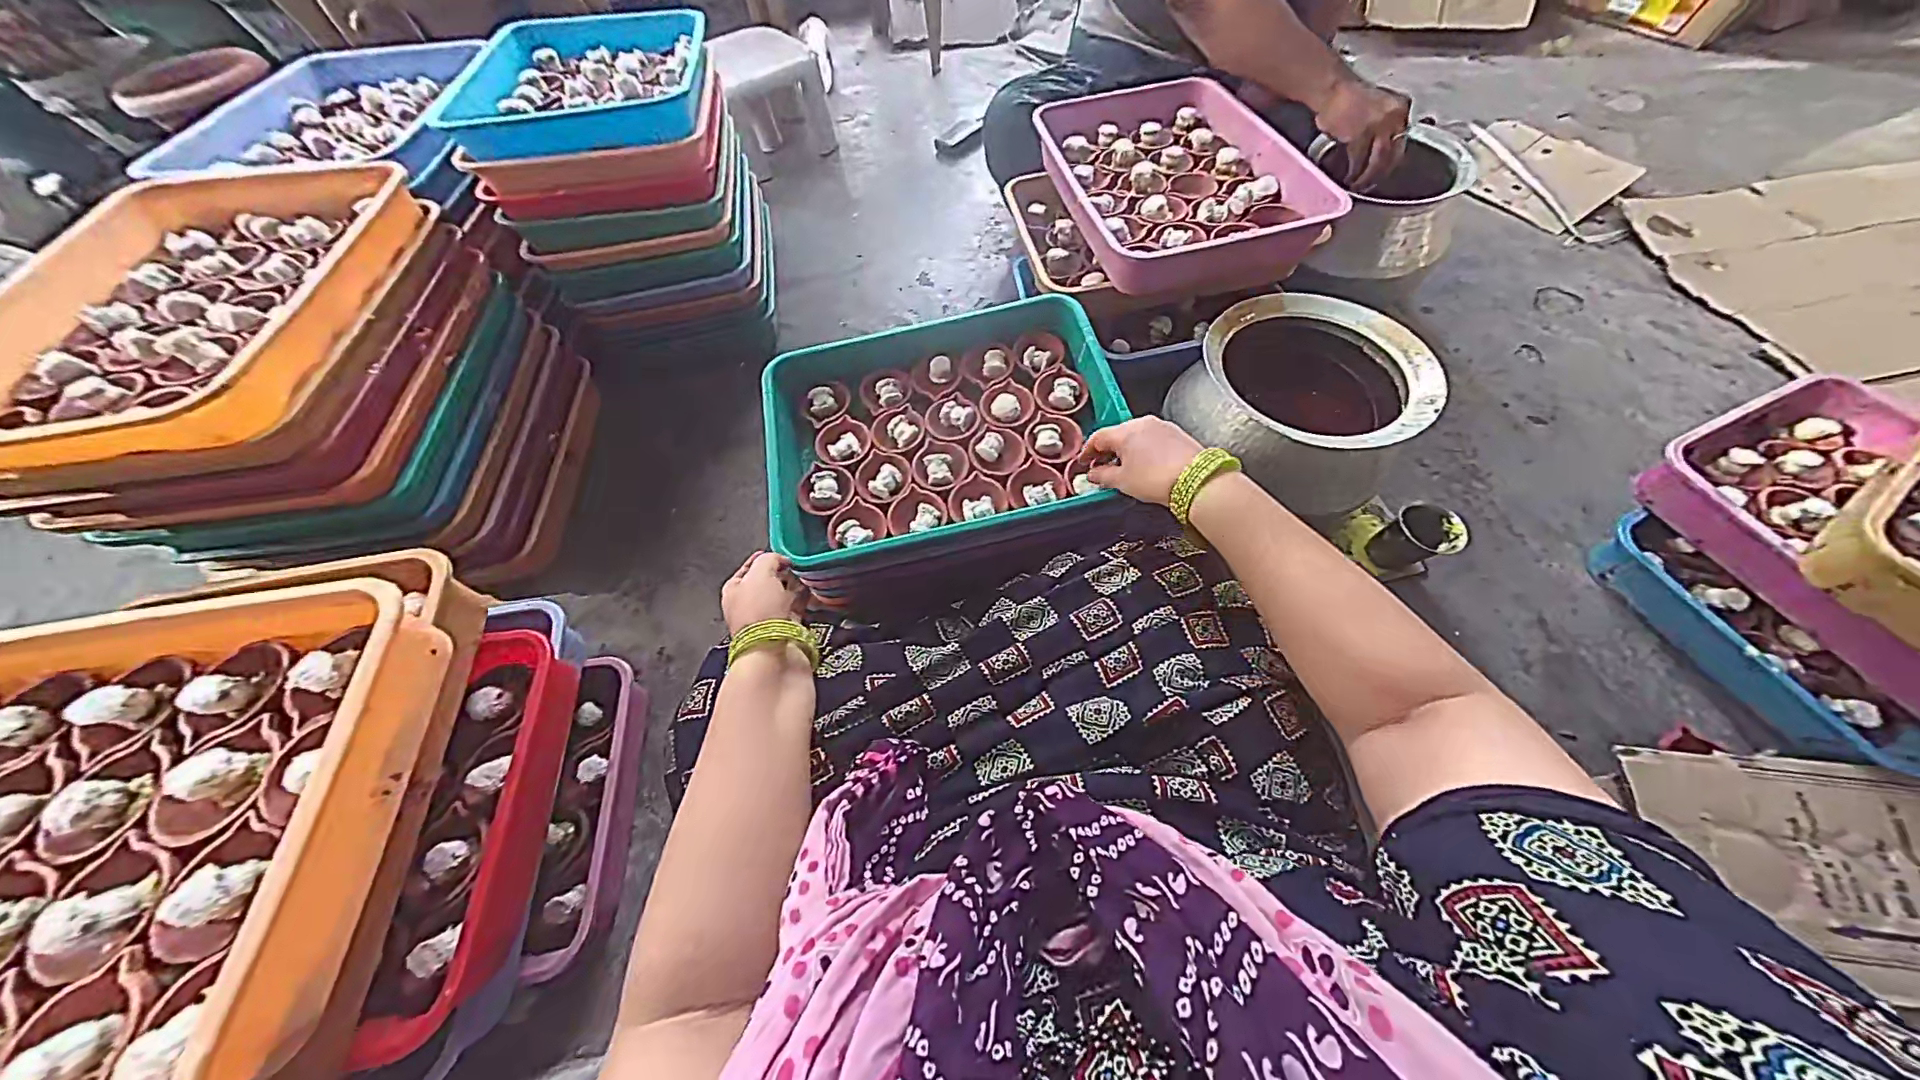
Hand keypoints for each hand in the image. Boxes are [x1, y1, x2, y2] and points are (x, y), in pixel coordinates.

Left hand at [722, 552, 809, 634]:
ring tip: (806, 576)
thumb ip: (769, 559)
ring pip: (783, 594)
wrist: (772, 651)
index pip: (750, 567)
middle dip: (782, 572)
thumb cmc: (759, 611)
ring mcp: (767, 617)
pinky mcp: (785, 628)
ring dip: (795, 585)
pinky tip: (811, 591)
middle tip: (795, 566)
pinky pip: (796, 607)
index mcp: (734, 590)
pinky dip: (804, 599)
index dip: (765, 558)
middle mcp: (748, 604)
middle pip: (768, 581)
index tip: (780, 554)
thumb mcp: (760, 573)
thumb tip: (779, 559)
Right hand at [1079, 417, 1207, 506]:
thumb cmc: (1159, 478)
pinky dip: (1143, 450)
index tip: (1085, 461)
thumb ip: (1102, 475)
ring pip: (1135, 436)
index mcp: (1125, 431)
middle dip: (1108, 451)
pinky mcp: (1176, 434)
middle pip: (1117, 434)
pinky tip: (1145, 466)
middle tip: (1102, 467)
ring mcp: (1161, 427)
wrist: (1196, 480)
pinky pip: (1152, 439)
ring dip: (1126, 451)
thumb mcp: (1122, 481)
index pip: (1098, 437)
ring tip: (1125, 470)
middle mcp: (1143, 423)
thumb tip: (1094, 473)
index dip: (1087, 451)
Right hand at [1314, 78, 1410, 191]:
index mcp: (1401, 107)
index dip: (1392, 159)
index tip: (1383, 171)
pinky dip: (1353, 171)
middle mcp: (1394, 116)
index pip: (1402, 139)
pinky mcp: (1360, 135)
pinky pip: (1359, 159)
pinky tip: (1348, 179)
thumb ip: (1383, 125)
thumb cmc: (1349, 98)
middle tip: (1371, 184)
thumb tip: (1380, 147)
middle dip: (1381, 172)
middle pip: (1392, 152)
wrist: (1333, 89)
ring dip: (1367, 176)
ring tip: (1358, 186)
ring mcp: (1378, 126)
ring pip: (1378, 159)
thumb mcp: (1376, 108)